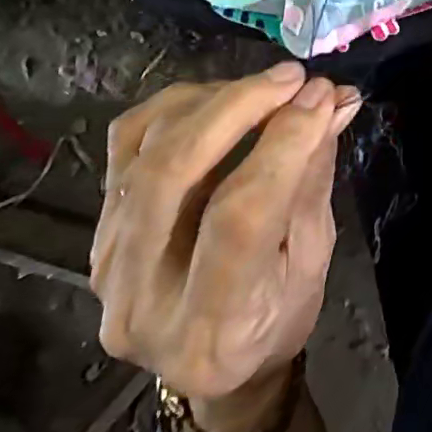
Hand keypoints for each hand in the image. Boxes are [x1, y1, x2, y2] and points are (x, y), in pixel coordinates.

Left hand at [91, 64, 360, 431]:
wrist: (210, 353)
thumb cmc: (276, 315)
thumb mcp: (312, 258)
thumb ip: (312, 176)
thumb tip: (333, 101)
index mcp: (211, 331)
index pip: (239, 219)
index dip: (283, 146)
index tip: (323, 98)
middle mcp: (140, 299)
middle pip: (174, 171)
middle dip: (239, 106)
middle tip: (292, 77)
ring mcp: (107, 259)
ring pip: (149, 146)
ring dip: (214, 99)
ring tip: (267, 88)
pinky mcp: (98, 223)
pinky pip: (128, 137)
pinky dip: (178, 104)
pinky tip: (220, 99)